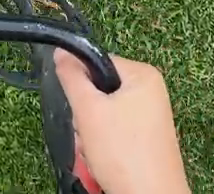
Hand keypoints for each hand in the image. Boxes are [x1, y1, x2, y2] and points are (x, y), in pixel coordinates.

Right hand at [54, 50, 188, 193]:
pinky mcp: (147, 140)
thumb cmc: (125, 155)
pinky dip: (104, 145)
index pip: (97, 64)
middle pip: (100, 91)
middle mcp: (151, 93)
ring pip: (105, 114)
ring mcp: (151, 119)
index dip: (81, 83)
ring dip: (92, 133)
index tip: (79, 107)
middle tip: (87, 133)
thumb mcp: (88, 109)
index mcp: (143, 76)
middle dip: (87, 116)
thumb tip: (62, 51)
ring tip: (94, 151)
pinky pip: (115, 131)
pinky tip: (102, 161)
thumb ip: (71, 76)